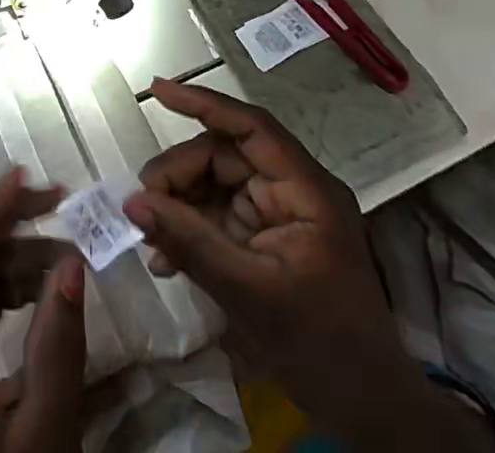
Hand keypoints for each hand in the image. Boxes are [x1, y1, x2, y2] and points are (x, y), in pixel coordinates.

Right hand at [125, 80, 494, 450]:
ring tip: (152, 241)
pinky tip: (164, 257)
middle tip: (143, 209)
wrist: (362, 404)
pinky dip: (183, 229)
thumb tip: (132, 203)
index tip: (156, 90)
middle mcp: (289, 191)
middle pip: (219, 156)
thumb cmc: (322, 345)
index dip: (204, 104)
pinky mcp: (258, 236)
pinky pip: (209, 214)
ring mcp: (273, 213)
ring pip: (208, 183)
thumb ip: (190, 243)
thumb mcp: (250, 293)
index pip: (252, 129)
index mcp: (306, 192)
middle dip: (176, 177)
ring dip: (174, 206)